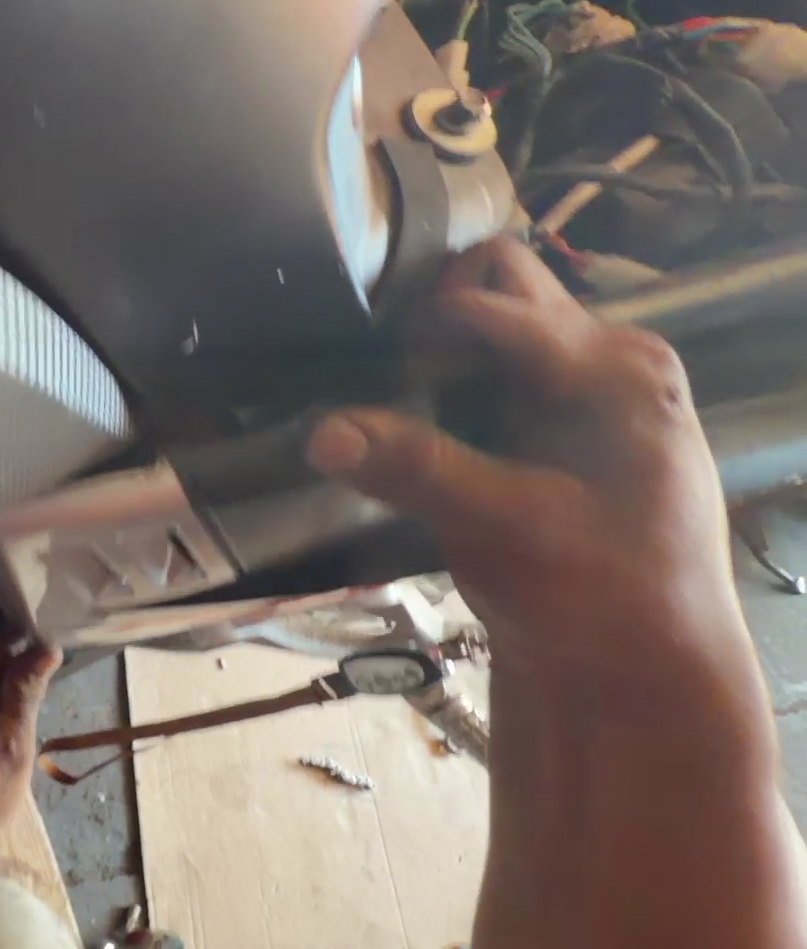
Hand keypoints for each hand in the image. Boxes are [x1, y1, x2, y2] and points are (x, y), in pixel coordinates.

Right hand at [304, 238, 761, 709]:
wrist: (631, 665)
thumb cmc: (595, 591)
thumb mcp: (502, 526)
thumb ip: (413, 468)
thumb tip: (317, 431)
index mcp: (611, 369)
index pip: (491, 302)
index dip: (417, 335)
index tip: (370, 389)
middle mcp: (597, 358)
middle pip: (494, 283)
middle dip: (424, 315)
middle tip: (375, 378)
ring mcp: (567, 389)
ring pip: (478, 325)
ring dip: (419, 352)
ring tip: (378, 406)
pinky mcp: (536, 424)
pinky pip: (469, 372)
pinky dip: (423, 384)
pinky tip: (398, 430)